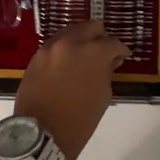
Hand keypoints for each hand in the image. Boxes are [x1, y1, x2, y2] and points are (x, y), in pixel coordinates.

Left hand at [14, 20, 130, 159]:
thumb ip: (106, 72)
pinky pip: (55, 45)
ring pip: (70, 32)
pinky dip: (65, 49)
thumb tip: (109, 61)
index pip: (113, 43)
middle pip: (90, 27)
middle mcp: (71, 42)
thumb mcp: (103, 95)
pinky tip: (68, 61)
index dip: (121, 50)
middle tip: (105, 50)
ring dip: (81, 40)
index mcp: (93, 52)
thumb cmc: (80, 119)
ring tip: (85, 54)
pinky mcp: (36, 56)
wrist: (42, 132)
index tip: (123, 56)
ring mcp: (50, 47)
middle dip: (100, 37)